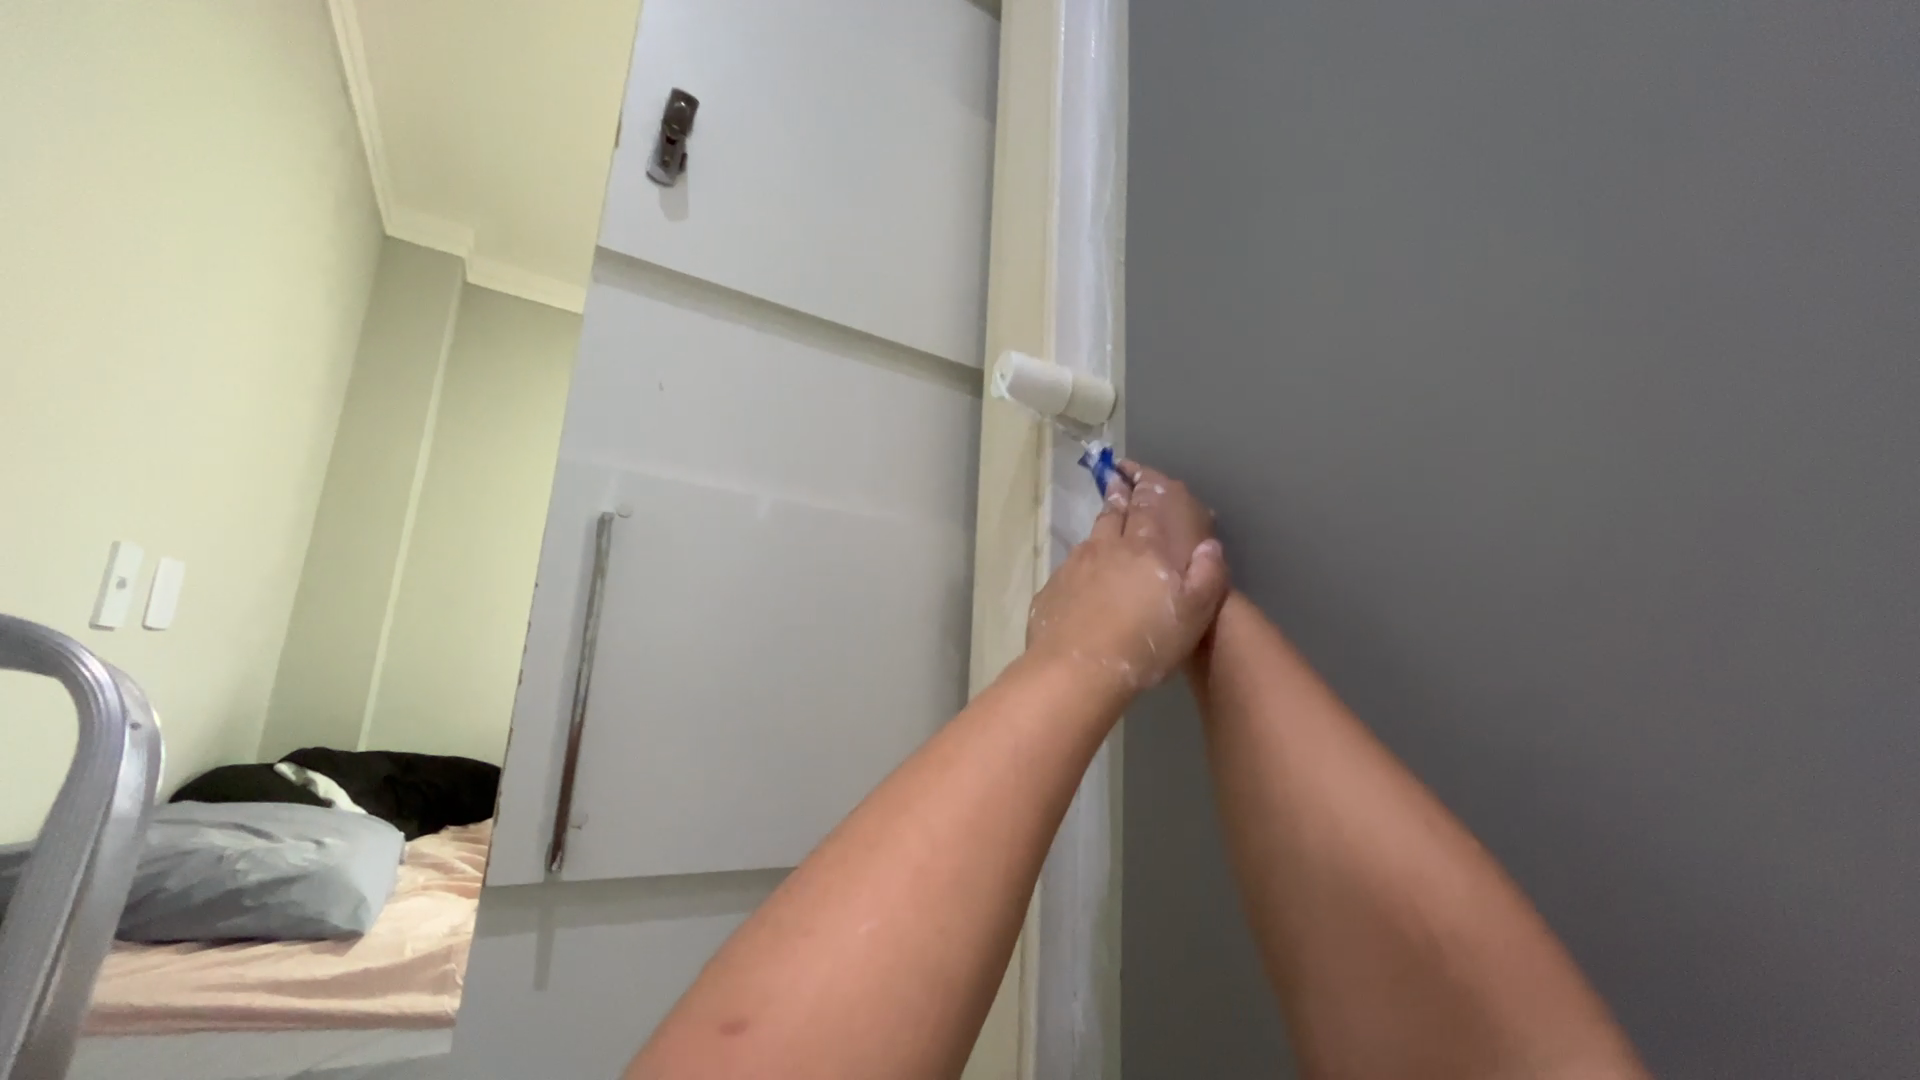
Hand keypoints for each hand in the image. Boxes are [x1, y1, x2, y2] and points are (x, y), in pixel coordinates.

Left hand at [1026, 460, 1230, 695]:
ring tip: (1105, 528)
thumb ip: (1206, 576)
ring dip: (1099, 530)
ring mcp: (1072, 568)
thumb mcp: (1193, 615)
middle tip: (1117, 481)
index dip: (1145, 488)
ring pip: (1089, 540)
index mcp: (1143, 549)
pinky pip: (1068, 570)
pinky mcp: (1051, 591)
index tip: (1139, 471)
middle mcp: (1104, 549)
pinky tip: (1081, 579)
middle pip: (1112, 515)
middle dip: (1118, 497)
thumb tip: (1210, 544)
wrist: (1077, 670)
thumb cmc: (1144, 643)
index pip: (1145, 508)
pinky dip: (1079, 567)